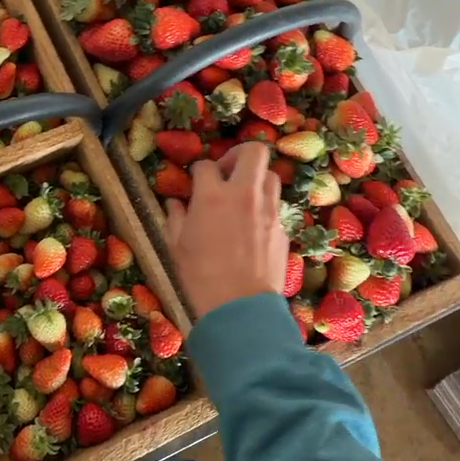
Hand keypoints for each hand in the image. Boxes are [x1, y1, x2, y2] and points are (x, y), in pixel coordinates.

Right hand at [164, 142, 288, 317]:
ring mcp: (269, 210)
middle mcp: (245, 194)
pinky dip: (264, 206)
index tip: (195, 183)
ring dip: (255, 180)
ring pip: (271, 175)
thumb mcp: (176, 246)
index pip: (205, 165)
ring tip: (242, 198)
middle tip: (226, 173)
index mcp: (213, 195)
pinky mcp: (283, 228)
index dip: (198, 172)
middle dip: (238, 155)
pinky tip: (252, 225)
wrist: (240, 308)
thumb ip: (176, 217)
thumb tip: (176, 203)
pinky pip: (276, 204)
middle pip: (253, 152)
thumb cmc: (200, 277)